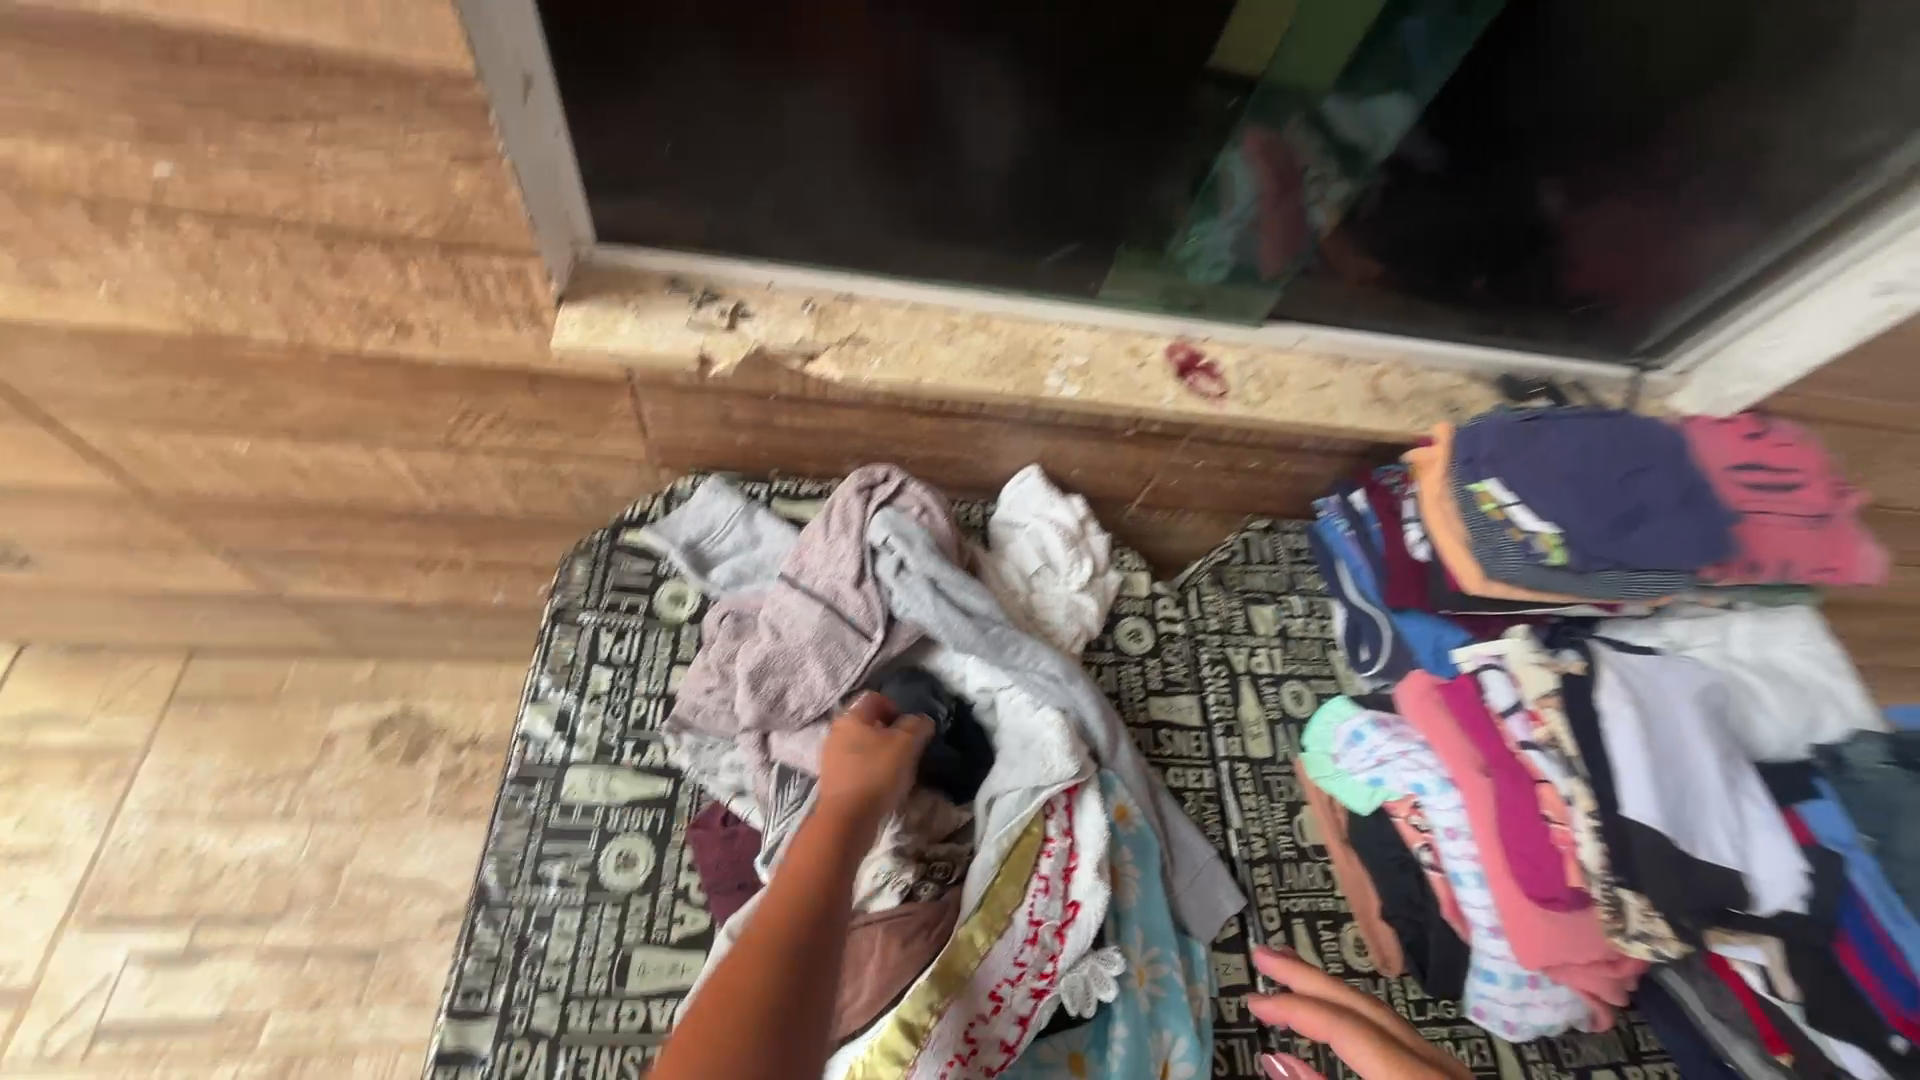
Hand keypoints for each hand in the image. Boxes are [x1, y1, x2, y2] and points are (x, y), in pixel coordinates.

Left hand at [814, 692, 933, 835]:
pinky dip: (871, 770)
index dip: (896, 707)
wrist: (847, 819)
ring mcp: (831, 756)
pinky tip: (883, 785)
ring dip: (881, 752)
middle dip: (890, 732)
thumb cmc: (877, 773)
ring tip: (897, 770)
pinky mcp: (832, 778)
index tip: (910, 727)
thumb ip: (917, 725)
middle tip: (907, 748)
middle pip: (868, 722)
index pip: (875, 698)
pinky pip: (856, 765)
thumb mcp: (907, 744)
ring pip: (862, 745)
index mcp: (851, 716)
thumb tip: (922, 720)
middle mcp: (836, 731)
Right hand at [1247, 946, 1469, 1079]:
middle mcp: (1438, 1070)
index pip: (1346, 1028)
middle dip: (1310, 976)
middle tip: (1262, 954)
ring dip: (1333, 991)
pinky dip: (1357, 1016)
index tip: (1251, 1003)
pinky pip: (1397, 1037)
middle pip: (1365, 1007)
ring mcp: (1451, 1077)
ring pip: (1384, 1017)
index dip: (1294, 1009)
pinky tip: (1336, 1015)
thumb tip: (1276, 1059)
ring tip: (1289, 971)